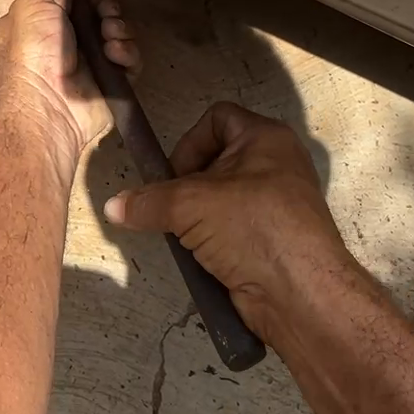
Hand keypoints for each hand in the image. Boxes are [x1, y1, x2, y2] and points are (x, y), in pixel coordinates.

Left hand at [0, 0, 136, 158]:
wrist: (47, 104)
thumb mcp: (31, 7)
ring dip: (120, 29)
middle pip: (104, 11)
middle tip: (105, 14)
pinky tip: (115, 56)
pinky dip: (128, 53)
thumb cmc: (32, 55)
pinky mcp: (112, 80)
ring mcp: (92, 61)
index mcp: (45, 21)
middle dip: (110, 7)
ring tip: (109, 36)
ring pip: (121, 33)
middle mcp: (68, 40)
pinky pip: (131, 59)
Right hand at [102, 102, 351, 337]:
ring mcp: (277, 203)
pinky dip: (213, 238)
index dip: (188, 142)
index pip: (216, 118)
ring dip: (197, 215)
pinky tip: (202, 256)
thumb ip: (148, 201)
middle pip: (215, 160)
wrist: (301, 294)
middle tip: (173, 209)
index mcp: (266, 138)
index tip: (173, 176)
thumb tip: (112, 206)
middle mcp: (276, 164)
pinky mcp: (273, 238)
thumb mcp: (191, 206)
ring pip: (222, 197)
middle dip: (188, 185)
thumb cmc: (252, 227)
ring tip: (185, 235)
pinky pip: (232, 226)